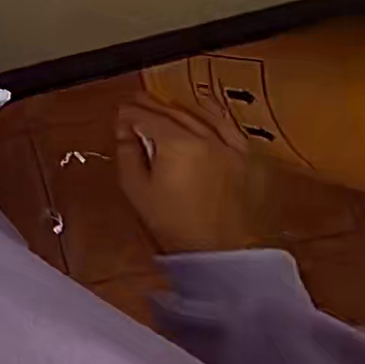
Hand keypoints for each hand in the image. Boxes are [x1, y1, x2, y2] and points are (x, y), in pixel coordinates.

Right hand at [116, 94, 262, 253]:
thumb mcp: (136, 189)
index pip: (144, 115)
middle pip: (169, 110)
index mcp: (174, 143)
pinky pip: (227, 124)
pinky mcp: (245, 156)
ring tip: (161, 105)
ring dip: (175, 106)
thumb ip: (127, 152)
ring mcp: (228, 145)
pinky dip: (210, 113)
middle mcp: (203, 136)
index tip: (119, 119)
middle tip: (132, 105)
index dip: (127, 114)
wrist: (223, 258)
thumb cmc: (174, 225)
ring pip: (196, 113)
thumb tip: (124, 128)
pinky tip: (200, 108)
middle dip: (147, 105)